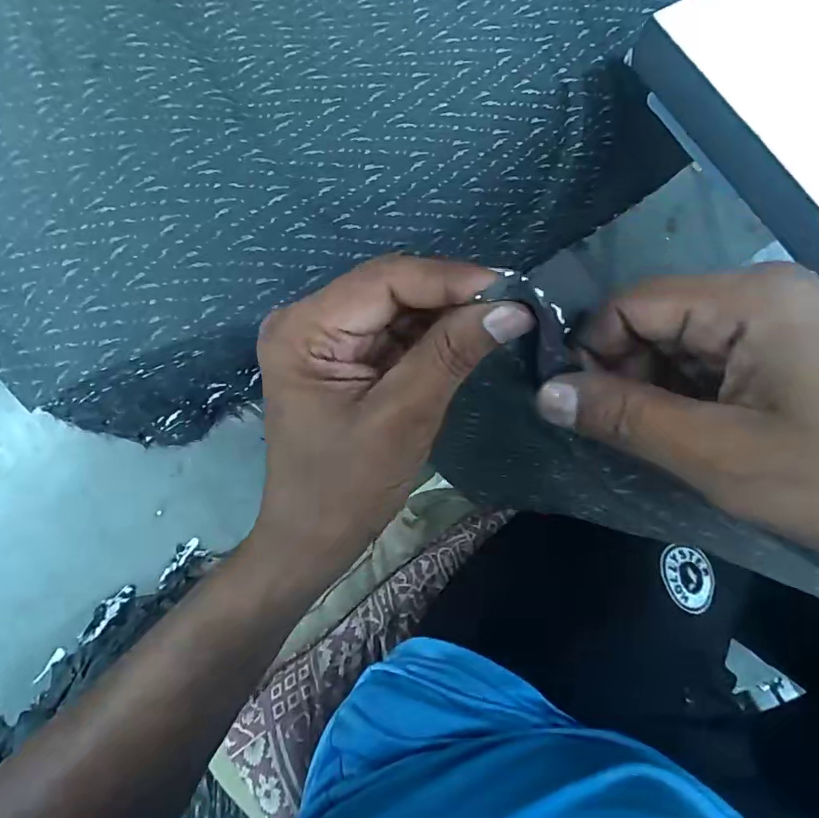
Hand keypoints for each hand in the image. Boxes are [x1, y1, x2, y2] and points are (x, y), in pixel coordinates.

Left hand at [251, 255, 533, 572]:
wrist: (313, 539)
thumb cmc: (348, 488)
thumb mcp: (404, 418)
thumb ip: (452, 355)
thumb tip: (512, 308)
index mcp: (304, 329)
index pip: (385, 279)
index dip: (450, 279)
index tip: (510, 290)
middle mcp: (309, 319)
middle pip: (393, 286)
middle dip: (453, 293)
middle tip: (513, 304)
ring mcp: (327, 337)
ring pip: (401, 305)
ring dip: (450, 311)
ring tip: (502, 316)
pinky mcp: (348, 356)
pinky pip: (399, 330)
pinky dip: (437, 332)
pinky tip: (472, 335)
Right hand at [534, 264, 818, 586]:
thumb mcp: (721, 457)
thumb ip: (627, 418)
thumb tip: (547, 392)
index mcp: (750, 298)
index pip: (633, 303)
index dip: (594, 355)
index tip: (582, 416)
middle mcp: (777, 293)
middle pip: (669, 320)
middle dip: (634, 379)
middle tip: (635, 446)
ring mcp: (808, 321)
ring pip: (705, 347)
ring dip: (676, 396)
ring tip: (686, 456)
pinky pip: (745, 363)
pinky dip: (717, 401)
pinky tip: (729, 447)